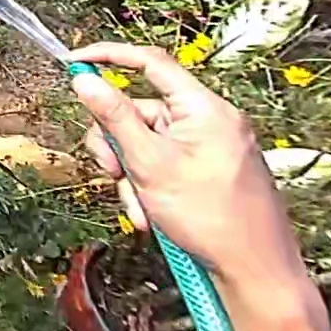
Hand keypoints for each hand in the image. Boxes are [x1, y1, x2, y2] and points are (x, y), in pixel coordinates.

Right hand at [67, 42, 308, 292]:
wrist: (257, 275)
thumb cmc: (212, 219)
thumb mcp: (149, 163)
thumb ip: (113, 117)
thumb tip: (84, 80)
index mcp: (203, 108)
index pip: (149, 62)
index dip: (107, 56)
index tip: (74, 62)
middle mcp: (207, 120)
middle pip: (138, 110)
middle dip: (116, 142)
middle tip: (112, 170)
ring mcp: (208, 145)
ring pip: (143, 142)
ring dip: (130, 172)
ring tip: (138, 204)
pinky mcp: (205, 167)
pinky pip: (159, 162)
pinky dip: (146, 184)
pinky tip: (150, 213)